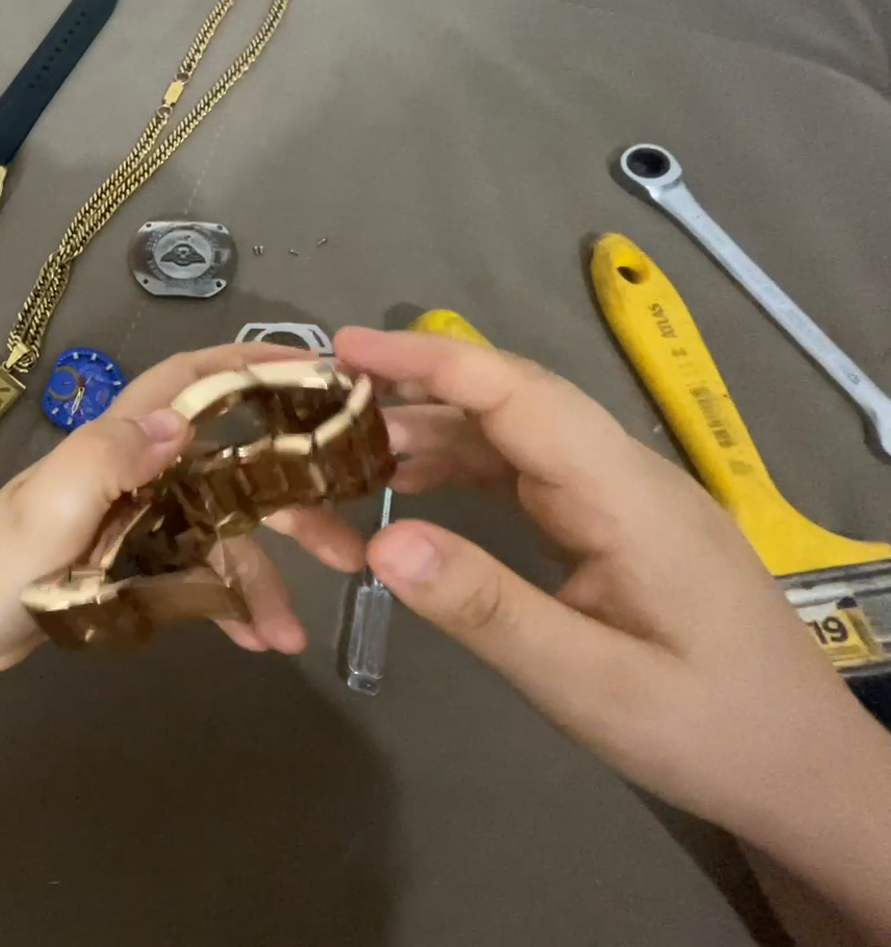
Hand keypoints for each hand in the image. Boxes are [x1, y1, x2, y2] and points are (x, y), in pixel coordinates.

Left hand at [0, 341, 367, 676]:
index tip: (319, 373)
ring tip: (291, 635)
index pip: (185, 382)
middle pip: (224, 464)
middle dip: (286, 499)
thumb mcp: (47, 509)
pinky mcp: (129, 561)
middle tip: (345, 546)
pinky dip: (225, 601)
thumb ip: (106, 459)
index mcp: (110, 444)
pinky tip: (252, 639)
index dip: (247, 366)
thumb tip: (180, 420)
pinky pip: (193, 572)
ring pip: (215, 532)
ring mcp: (132, 519)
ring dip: (259, 577)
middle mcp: (129, 471)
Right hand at [335, 327, 890, 846]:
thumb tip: (381, 543)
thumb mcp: (588, 684)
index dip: (430, 361)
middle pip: (506, 398)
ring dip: (419, 425)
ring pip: (500, 430)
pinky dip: (442, 461)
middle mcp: (618, 475)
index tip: (344, 348)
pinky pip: (506, 466)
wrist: (801, 772)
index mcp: (628, 497)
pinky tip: (397, 479)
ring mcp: (607, 494)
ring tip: (338, 441)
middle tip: (320, 388)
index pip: (519, 395)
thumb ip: (485, 607)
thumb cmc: (707, 729)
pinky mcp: (593, 517)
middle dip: (411, 380)